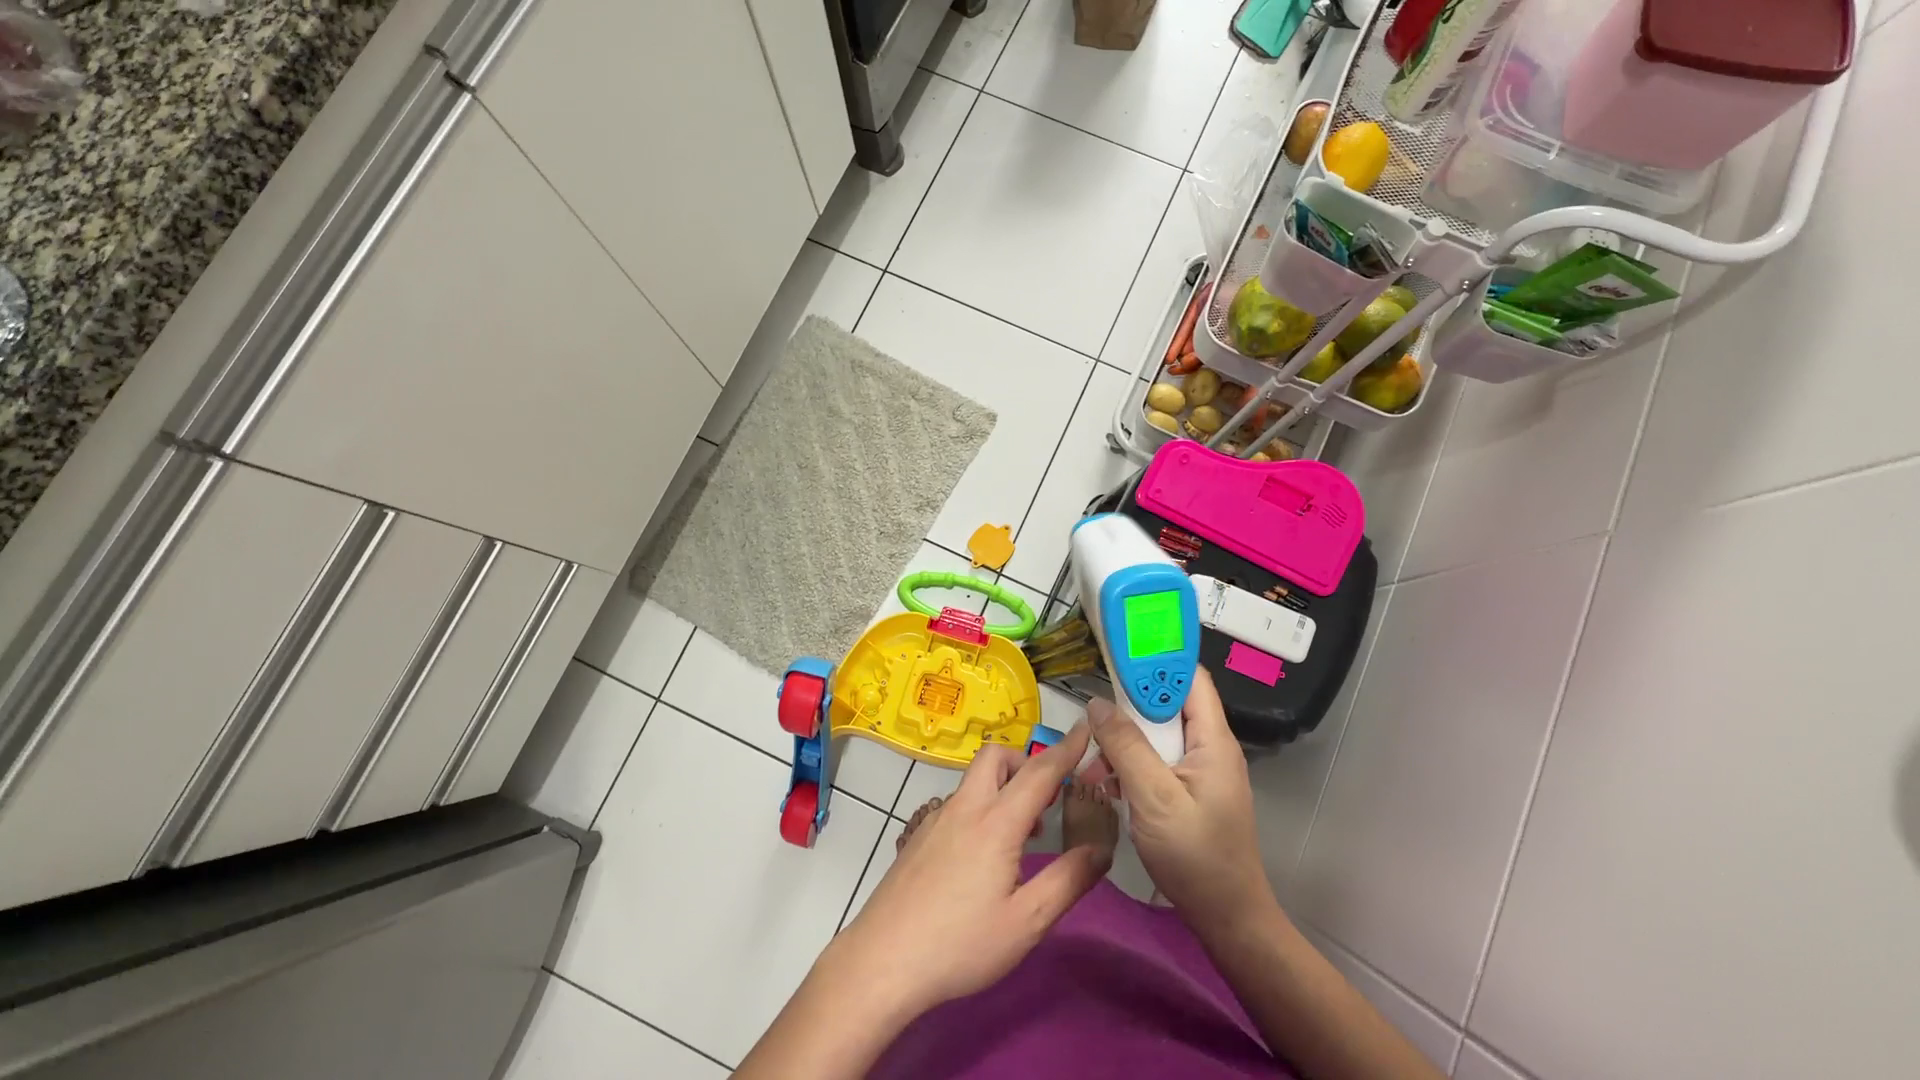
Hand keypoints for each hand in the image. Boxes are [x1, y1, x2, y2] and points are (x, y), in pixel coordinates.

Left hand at [828, 724, 1108, 1019]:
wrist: (881, 961)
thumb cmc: (960, 944)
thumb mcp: (1027, 922)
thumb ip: (1069, 879)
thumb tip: (1102, 847)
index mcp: (995, 823)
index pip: (1039, 772)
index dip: (1067, 749)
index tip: (1086, 728)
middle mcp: (963, 809)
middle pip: (996, 758)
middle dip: (1027, 762)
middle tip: (1050, 797)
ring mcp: (934, 821)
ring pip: (974, 781)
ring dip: (1004, 787)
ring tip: (1027, 834)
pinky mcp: (918, 839)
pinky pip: (957, 805)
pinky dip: (982, 809)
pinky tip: (985, 857)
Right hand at [1086, 667, 1270, 924]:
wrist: (1227, 917)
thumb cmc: (1196, 857)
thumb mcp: (1154, 799)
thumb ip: (1126, 747)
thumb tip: (1097, 703)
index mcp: (1212, 741)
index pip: (1188, 678)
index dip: (1155, 659)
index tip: (1116, 650)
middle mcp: (1209, 748)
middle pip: (1167, 705)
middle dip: (1128, 709)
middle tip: (1094, 718)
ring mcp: (1200, 772)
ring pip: (1157, 736)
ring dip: (1124, 743)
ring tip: (1094, 765)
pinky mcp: (1189, 793)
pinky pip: (1156, 763)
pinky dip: (1130, 767)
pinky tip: (1106, 785)